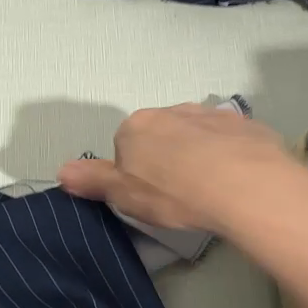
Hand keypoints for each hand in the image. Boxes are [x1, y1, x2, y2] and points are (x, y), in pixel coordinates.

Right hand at [56, 104, 303, 231]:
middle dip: (163, 161)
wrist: (246, 186)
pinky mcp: (245, 124)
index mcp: (135, 126)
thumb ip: (92, 180)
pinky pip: (226, 140)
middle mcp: (170, 111)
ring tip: (206, 189)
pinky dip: (225, 155)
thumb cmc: (173, 193)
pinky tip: (231, 180)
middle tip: (174, 195)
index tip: (145, 196)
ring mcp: (210, 114)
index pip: (123, 148)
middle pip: (158, 138)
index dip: (132, 175)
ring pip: (192, 136)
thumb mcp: (123, 195)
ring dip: (194, 156)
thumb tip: (61, 171)